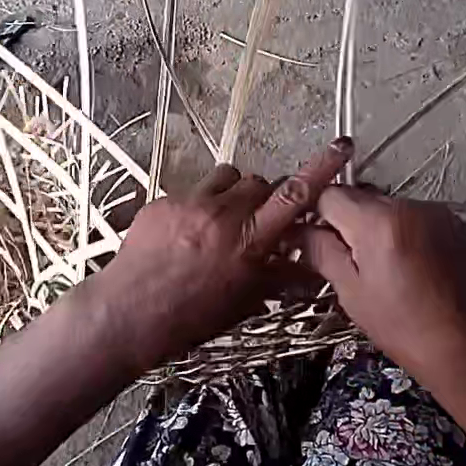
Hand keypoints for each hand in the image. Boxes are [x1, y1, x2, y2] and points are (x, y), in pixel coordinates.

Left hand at [82, 138, 354, 367]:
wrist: (126, 316)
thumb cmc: (189, 319)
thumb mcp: (241, 303)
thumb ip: (277, 279)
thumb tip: (311, 273)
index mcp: (248, 243)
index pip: (294, 197)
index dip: (321, 169)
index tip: (339, 146)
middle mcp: (222, 215)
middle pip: (259, 182)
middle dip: (263, 197)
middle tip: (254, 222)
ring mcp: (190, 204)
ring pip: (226, 178)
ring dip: (231, 193)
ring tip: (219, 220)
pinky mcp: (163, 201)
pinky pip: (191, 191)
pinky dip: (197, 207)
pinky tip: (183, 234)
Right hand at [295, 187, 465, 412]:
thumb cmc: (415, 332)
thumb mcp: (354, 295)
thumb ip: (324, 253)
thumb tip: (302, 232)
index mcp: (379, 222)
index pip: (330, 193)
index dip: (314, 214)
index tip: (309, 234)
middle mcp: (410, 207)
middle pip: (360, 197)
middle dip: (345, 222)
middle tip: (343, 260)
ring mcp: (437, 213)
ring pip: (388, 208)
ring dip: (374, 228)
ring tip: (381, 272)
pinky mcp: (456, 225)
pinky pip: (414, 218)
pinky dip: (402, 234)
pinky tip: (407, 271)